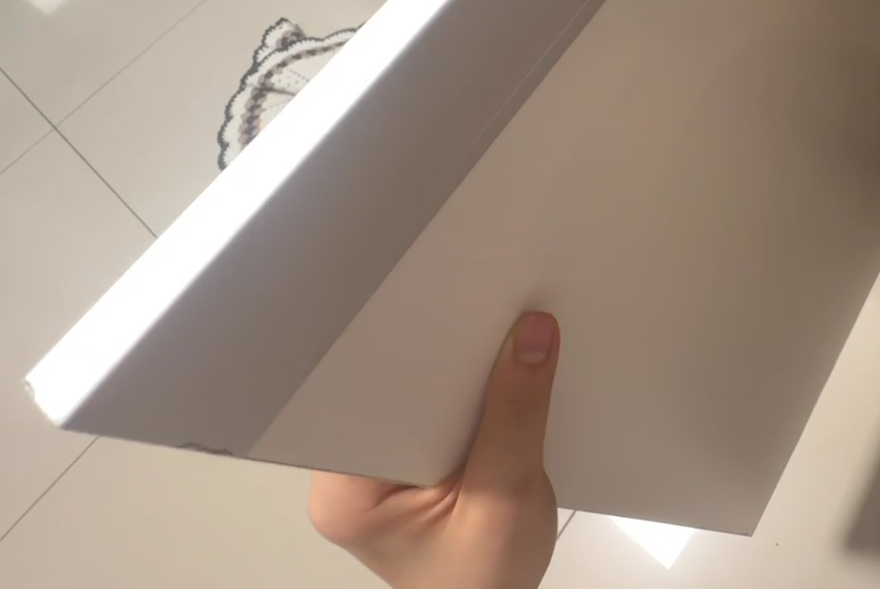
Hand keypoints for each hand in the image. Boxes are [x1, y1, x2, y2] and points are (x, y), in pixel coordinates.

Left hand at [308, 312, 560, 588]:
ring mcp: (383, 459)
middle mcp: (353, 468)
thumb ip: (516, 415)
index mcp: (348, 487)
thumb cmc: (485, 580)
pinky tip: (503, 377)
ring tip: (508, 347)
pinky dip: (477, 386)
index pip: (376, 392)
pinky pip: (442, 400)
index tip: (473, 318)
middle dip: (456, 355)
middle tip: (503, 321)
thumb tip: (532, 334)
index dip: (423, 350)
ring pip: (425, 387)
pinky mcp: (414, 452)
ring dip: (471, 370)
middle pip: (401, 383)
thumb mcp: (506, 499)